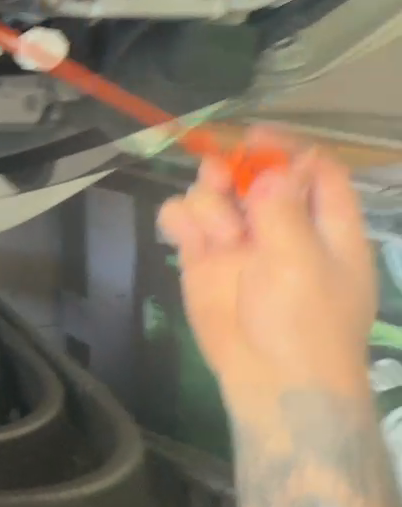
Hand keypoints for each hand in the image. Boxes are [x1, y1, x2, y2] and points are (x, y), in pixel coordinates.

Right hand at [158, 127, 376, 411]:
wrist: (269, 371)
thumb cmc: (306, 320)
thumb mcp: (304, 263)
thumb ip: (284, 212)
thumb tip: (271, 167)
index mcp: (326, 228)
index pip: (315, 173)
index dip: (289, 150)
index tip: (255, 136)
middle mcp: (281, 225)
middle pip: (251, 175)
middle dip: (232, 172)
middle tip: (221, 178)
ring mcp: (238, 238)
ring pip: (209, 193)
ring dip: (207, 205)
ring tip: (218, 237)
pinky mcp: (200, 251)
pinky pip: (180, 216)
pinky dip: (180, 222)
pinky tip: (189, 242)